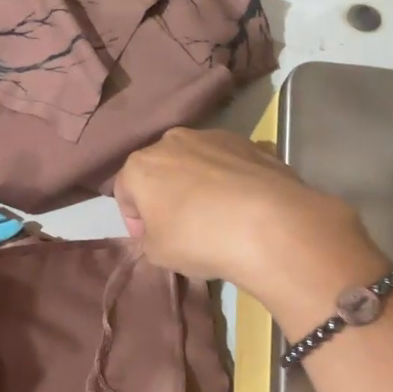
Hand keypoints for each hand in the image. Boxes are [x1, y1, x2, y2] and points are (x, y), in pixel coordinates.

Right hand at [112, 129, 387, 318]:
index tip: (148, 240)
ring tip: (216, 216)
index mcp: (141, 165)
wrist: (268, 224)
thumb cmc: (197, 239)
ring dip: (198, 183)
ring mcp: (215, 137)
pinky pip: (230, 163)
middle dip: (165, 194)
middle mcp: (173, 141)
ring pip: (196, 161)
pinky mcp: (251, 143)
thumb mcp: (157, 254)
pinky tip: (243, 206)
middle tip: (179, 226)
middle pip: (160, 169)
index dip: (133, 219)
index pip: (124, 190)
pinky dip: (230, 180)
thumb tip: (160, 231)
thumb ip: (149, 239)